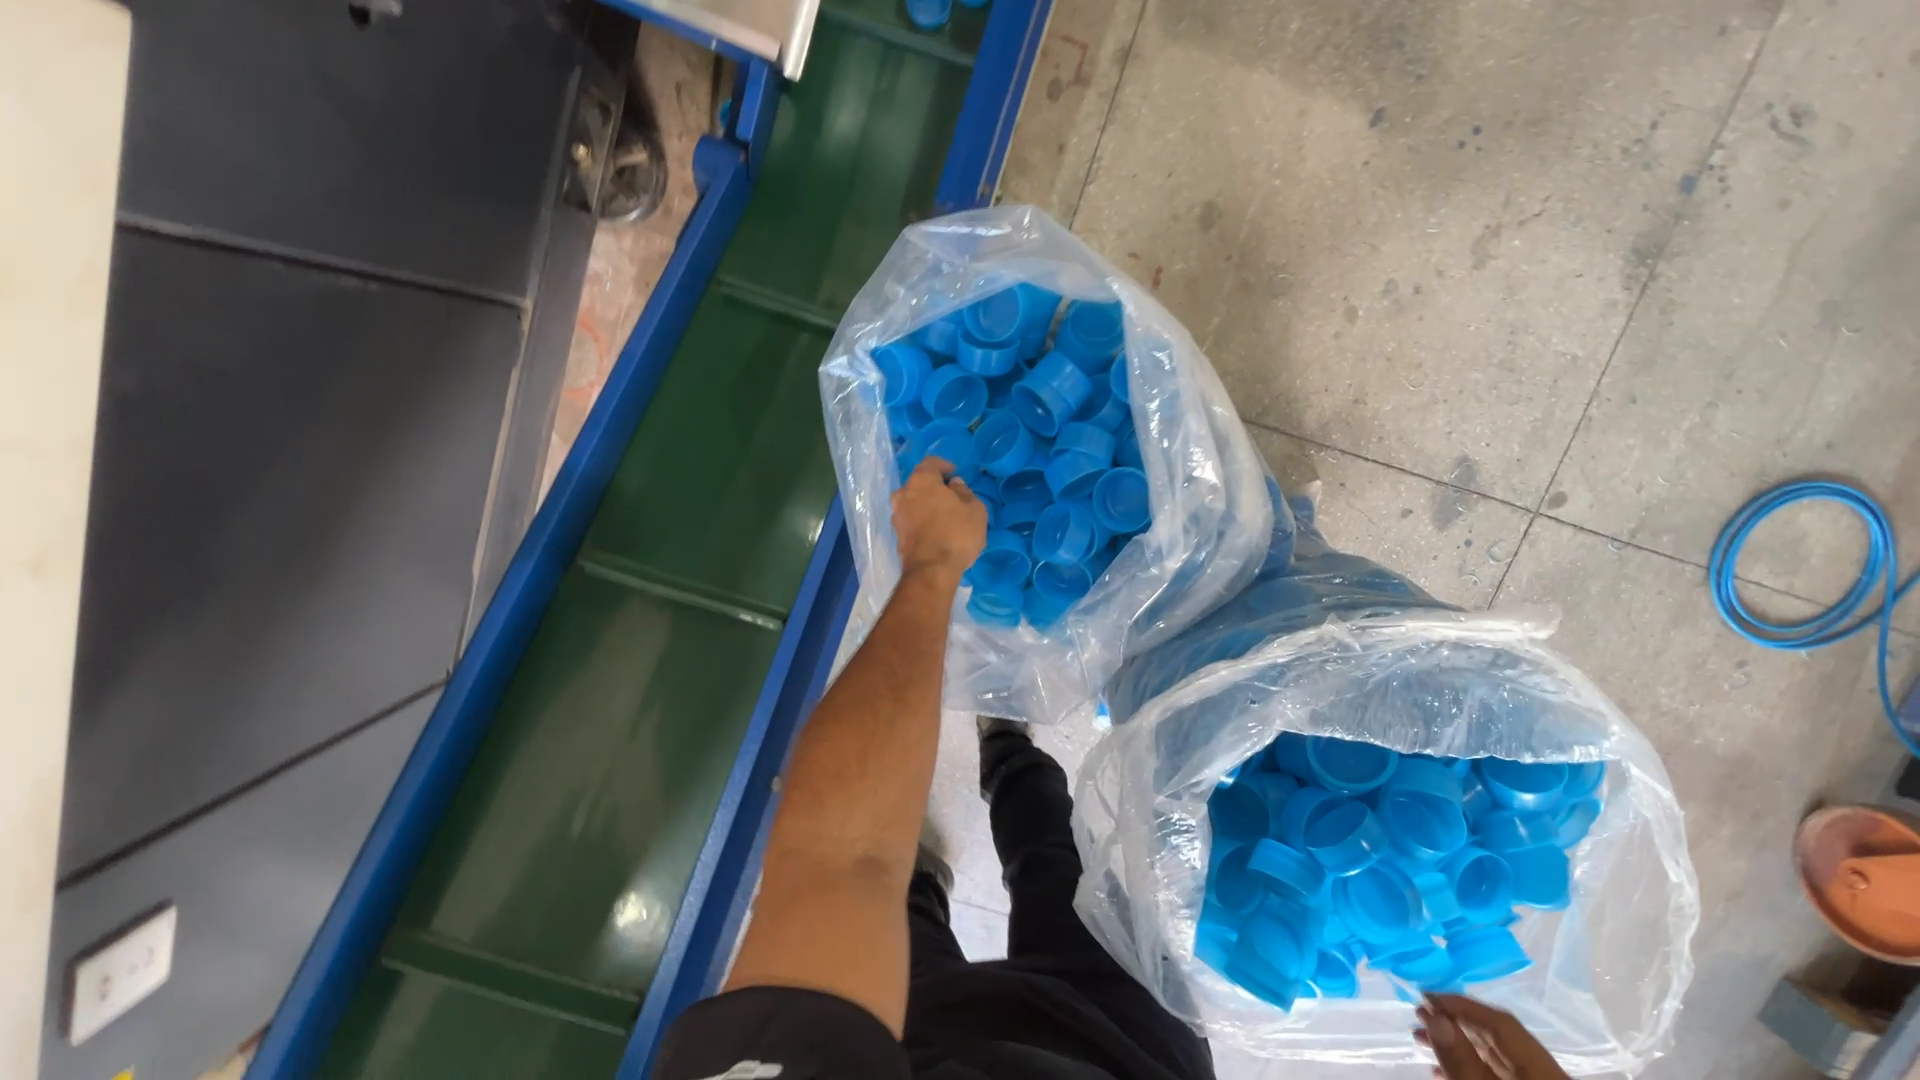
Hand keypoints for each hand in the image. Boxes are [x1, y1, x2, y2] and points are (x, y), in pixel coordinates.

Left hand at [892, 457, 986, 581]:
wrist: (931, 571)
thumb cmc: (956, 533)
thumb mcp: (974, 509)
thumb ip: (964, 492)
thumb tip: (954, 484)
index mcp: (921, 480)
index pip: (930, 463)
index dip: (944, 466)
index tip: (954, 473)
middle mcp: (903, 494)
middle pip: (918, 484)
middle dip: (933, 488)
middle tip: (950, 497)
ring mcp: (897, 516)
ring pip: (912, 503)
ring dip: (925, 506)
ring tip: (943, 517)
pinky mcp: (897, 537)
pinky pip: (911, 521)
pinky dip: (921, 522)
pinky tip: (935, 532)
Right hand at [1416, 995, 1570, 1079]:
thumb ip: (1461, 1058)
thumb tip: (1431, 1014)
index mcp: (1543, 1067)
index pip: (1501, 1022)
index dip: (1461, 1004)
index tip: (1425, 995)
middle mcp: (1545, 1071)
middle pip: (1497, 1038)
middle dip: (1454, 1023)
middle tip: (1418, 1014)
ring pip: (1495, 1057)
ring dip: (1457, 1046)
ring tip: (1420, 1038)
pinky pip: (1497, 1075)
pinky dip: (1469, 1066)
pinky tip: (1440, 1067)